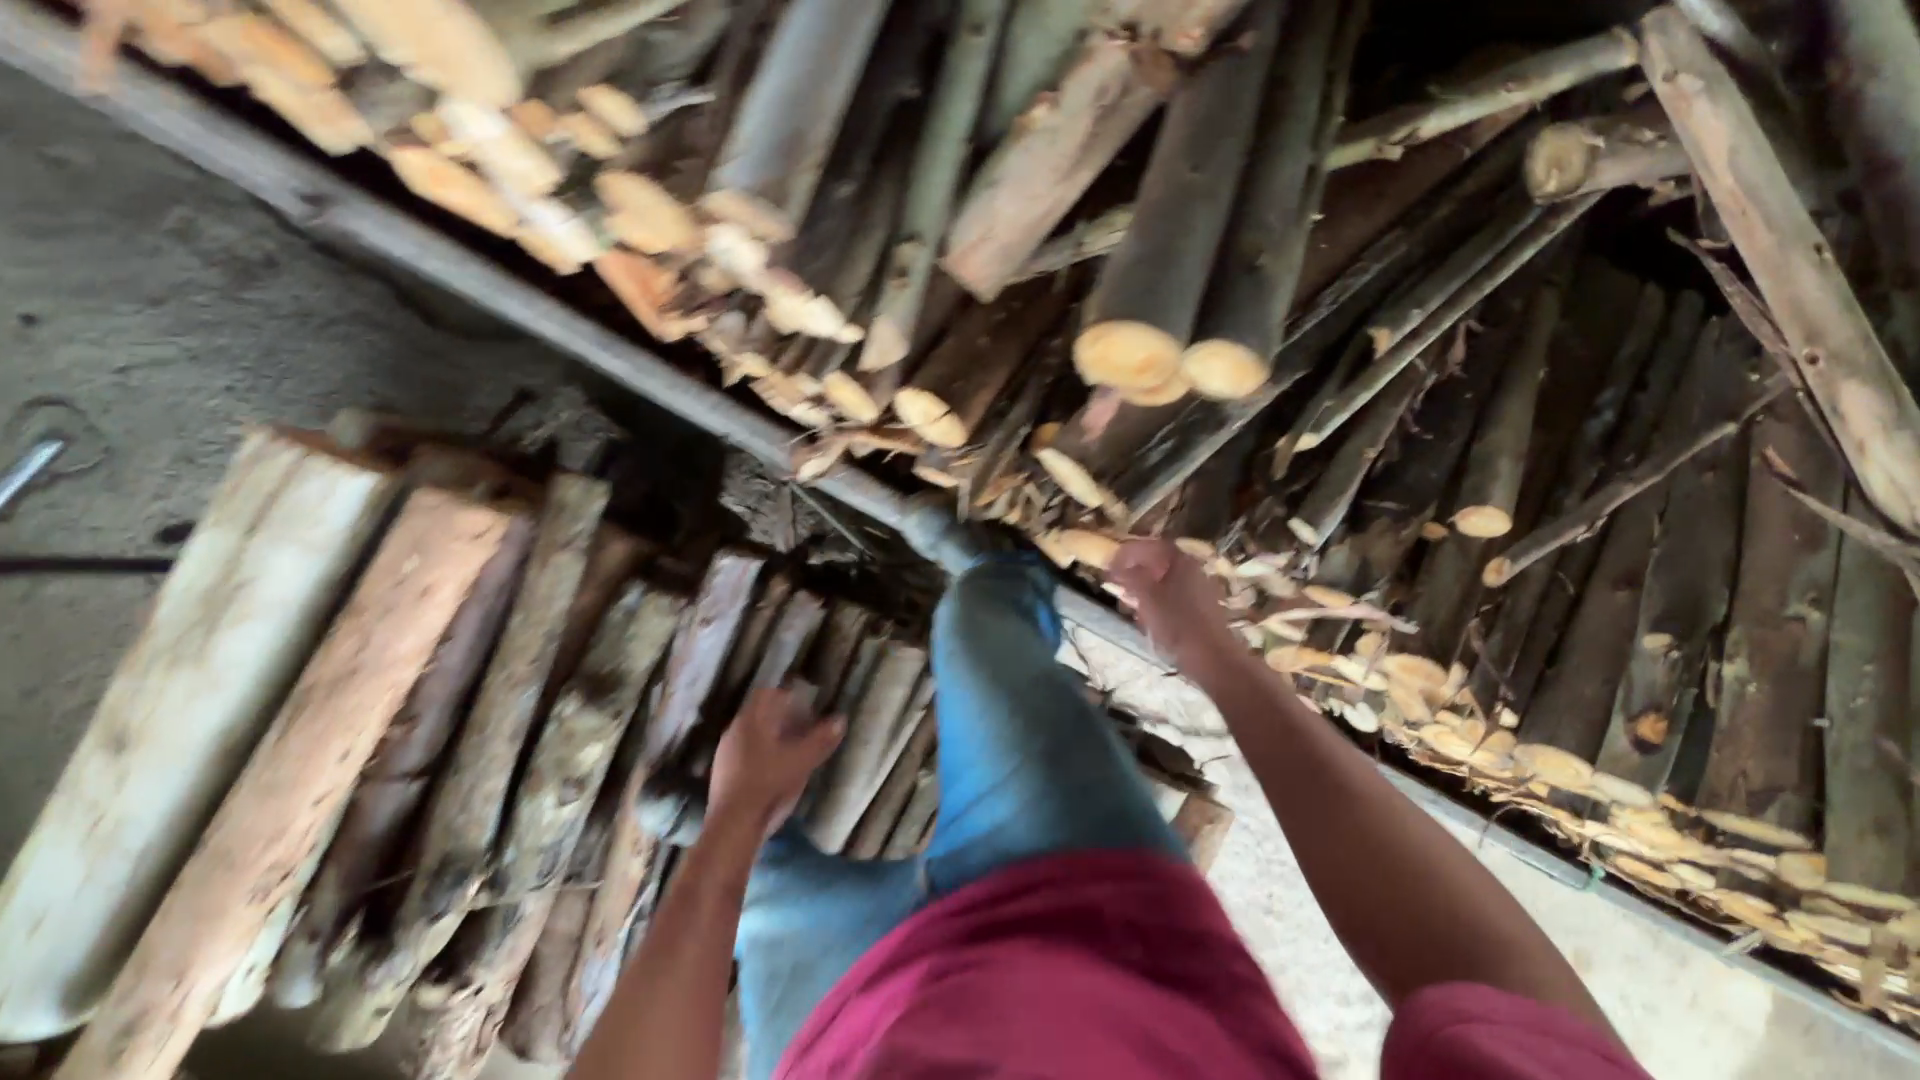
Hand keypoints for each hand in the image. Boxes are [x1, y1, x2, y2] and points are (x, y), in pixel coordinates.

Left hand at [710, 686, 845, 835]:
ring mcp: (724, 753)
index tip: (804, 705)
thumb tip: (840, 719)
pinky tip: (773, 771)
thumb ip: (821, 739)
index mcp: (750, 721)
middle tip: (803, 728)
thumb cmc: (769, 783)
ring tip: (790, 750)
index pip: (765, 694)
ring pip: (750, 734)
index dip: (786, 696)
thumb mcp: (802, 761)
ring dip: (770, 737)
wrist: (733, 823)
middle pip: (758, 714)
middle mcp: (734, 731)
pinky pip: (743, 753)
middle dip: (781, 718)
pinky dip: (760, 755)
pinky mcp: (722, 773)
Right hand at [1108, 538, 1241, 673]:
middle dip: (1135, 572)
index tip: (1110, 564)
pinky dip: (1155, 604)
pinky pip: (1172, 599)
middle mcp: (1193, 571)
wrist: (1212, 658)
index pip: (1152, 546)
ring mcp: (1199, 592)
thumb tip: (1116, 566)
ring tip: (1128, 606)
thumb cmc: (1177, 623)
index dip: (1129, 552)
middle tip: (1116, 584)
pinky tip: (1146, 620)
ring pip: (1164, 583)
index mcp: (1182, 562)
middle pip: (1159, 564)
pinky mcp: (1200, 612)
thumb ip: (1131, 578)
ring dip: (1143, 590)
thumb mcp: (1147, 598)